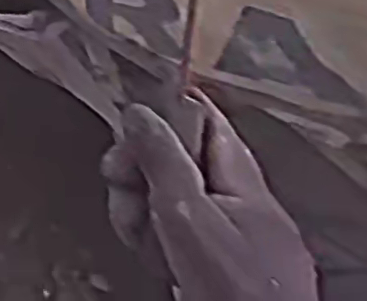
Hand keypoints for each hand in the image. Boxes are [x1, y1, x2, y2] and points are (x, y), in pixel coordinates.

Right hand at [102, 90, 316, 300]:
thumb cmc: (224, 279)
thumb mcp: (184, 212)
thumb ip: (161, 158)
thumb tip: (140, 109)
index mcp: (248, 192)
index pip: (213, 128)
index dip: (179, 104)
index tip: (140, 86)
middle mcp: (244, 208)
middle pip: (174, 159)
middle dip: (134, 164)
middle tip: (117, 178)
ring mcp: (231, 236)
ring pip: (162, 191)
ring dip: (133, 201)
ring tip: (135, 228)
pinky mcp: (213, 257)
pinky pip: (168, 222)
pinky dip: (147, 226)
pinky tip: (146, 245)